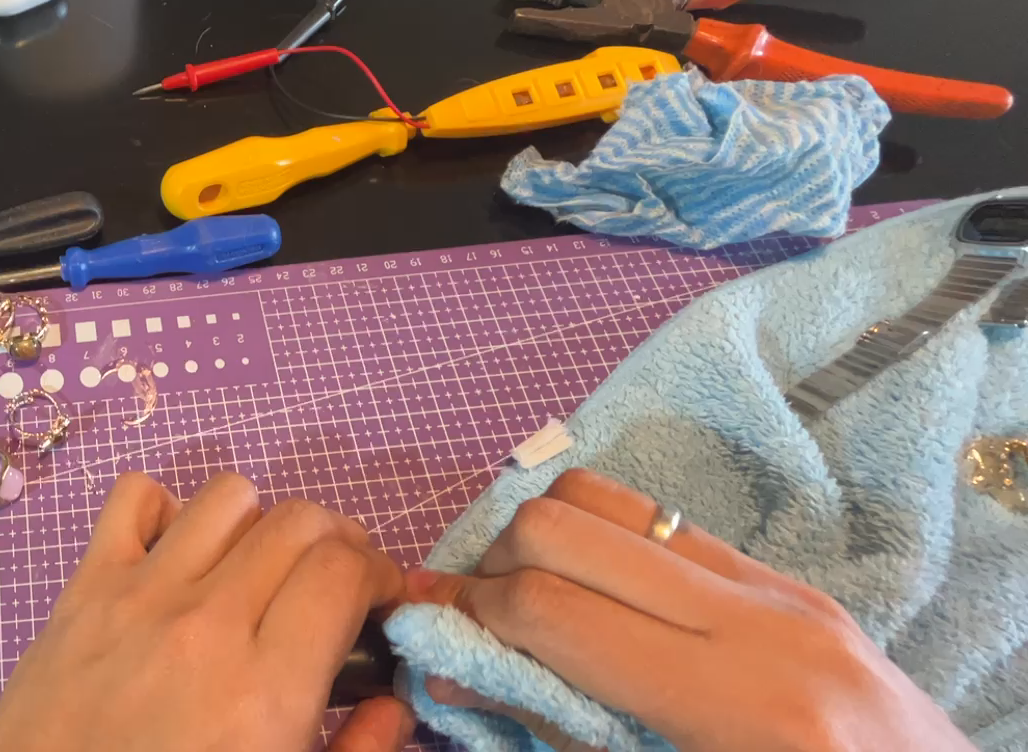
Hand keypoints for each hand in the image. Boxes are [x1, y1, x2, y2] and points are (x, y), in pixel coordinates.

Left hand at [0, 472, 414, 751]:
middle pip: (296, 522)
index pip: (342, 570)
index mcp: (265, 688)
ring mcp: (140, 590)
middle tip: (335, 581)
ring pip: (225, 496)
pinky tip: (174, 551)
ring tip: (257, 566)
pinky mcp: (86, 581)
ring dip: (259, 520)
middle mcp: (206, 619)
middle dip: (337, 540)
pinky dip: (165, 507)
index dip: (379, 572)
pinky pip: (132, 496)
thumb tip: (394, 696)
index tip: (382, 599)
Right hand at [405, 468, 972, 751]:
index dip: (472, 613)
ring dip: (536, 535)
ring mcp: (777, 586)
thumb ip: (548, 722)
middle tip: (486, 613)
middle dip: (493, 564)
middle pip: (557, 526)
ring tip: (535, 588)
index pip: (551, 608)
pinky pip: (647, 514)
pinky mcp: (780, 574)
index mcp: (744, 705)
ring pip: (594, 493)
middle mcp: (762, 622)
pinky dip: (589, 534)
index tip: (435, 627)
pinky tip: (592, 584)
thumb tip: (441, 666)